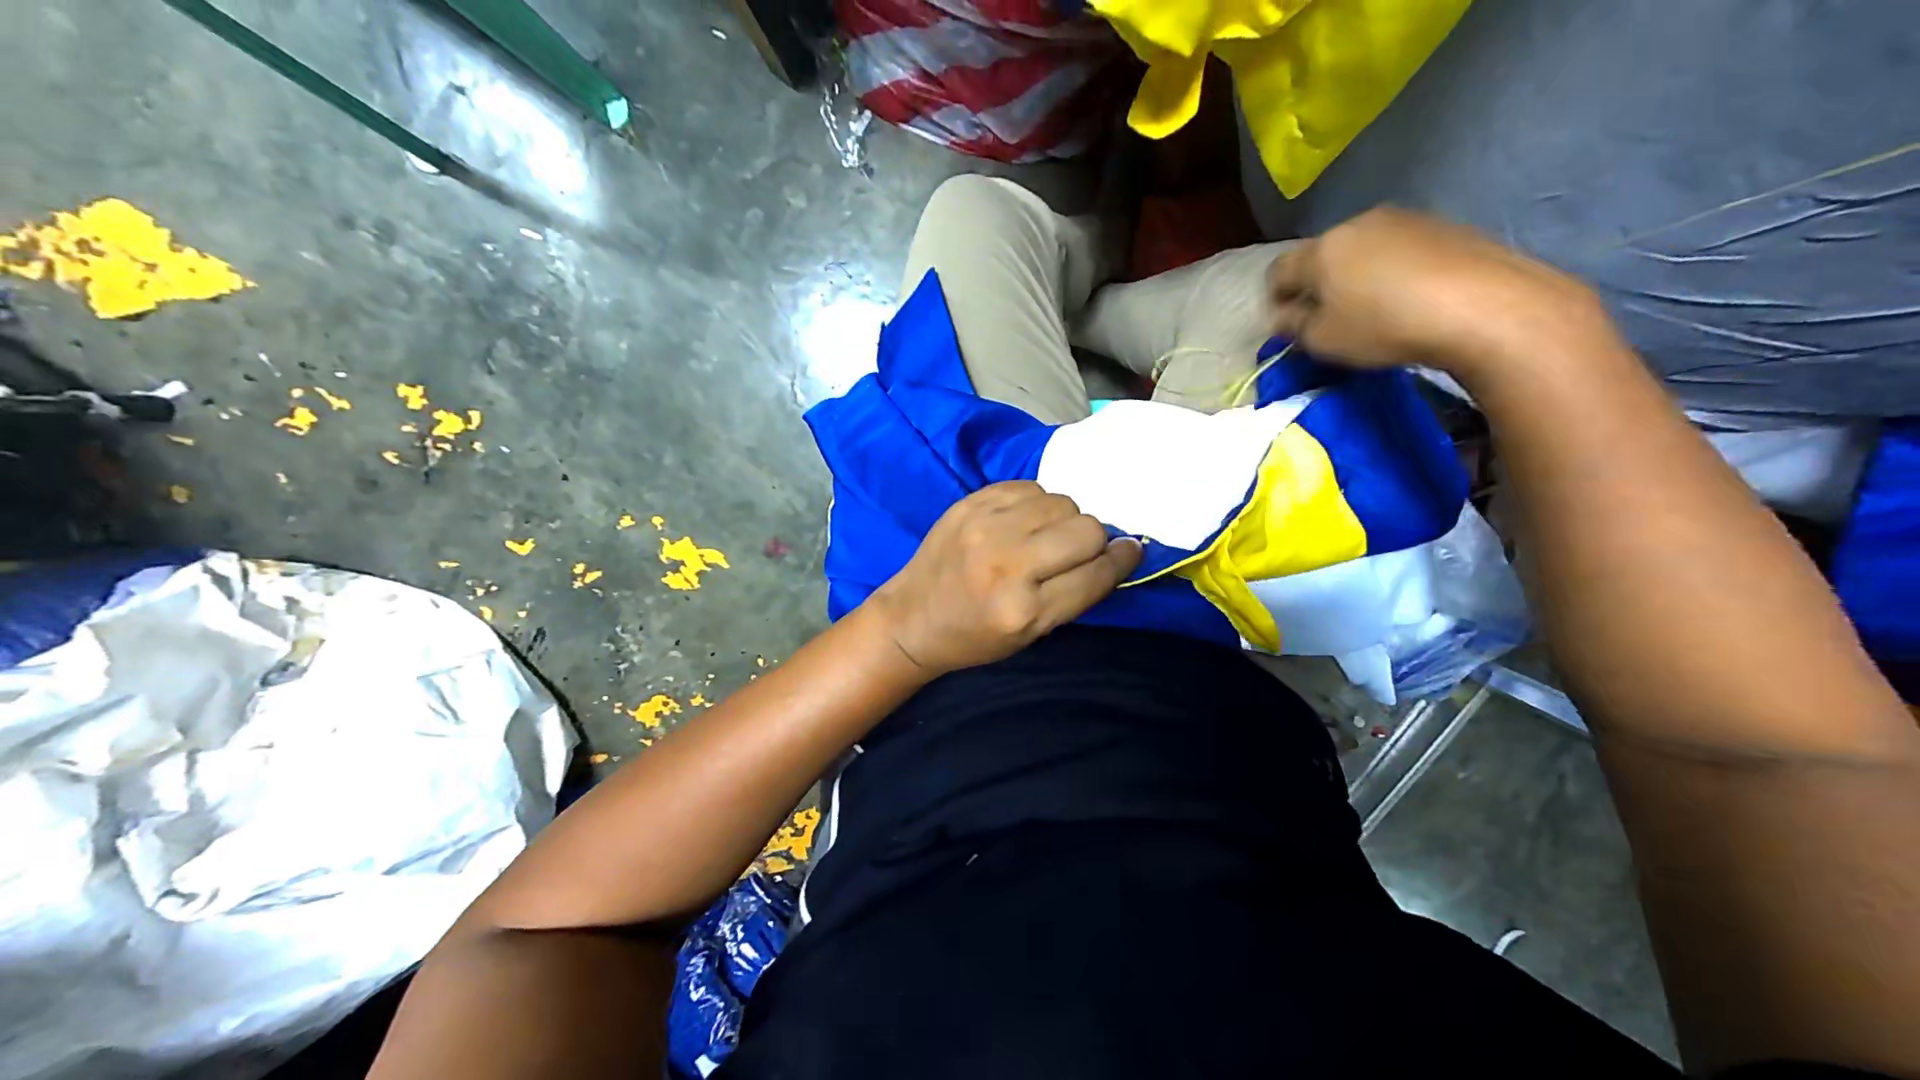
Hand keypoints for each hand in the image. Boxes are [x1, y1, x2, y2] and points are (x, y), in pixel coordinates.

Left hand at [864, 481, 1143, 677]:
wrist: (912, 617)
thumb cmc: (975, 636)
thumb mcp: (1031, 635)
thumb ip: (1076, 594)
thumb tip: (1121, 548)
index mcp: (1023, 610)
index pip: (1096, 574)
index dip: (1121, 562)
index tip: (1128, 552)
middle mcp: (1006, 563)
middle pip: (1086, 529)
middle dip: (1092, 541)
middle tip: (1073, 552)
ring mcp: (985, 527)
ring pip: (1062, 502)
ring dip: (1063, 519)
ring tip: (1043, 537)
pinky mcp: (970, 504)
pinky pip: (1030, 487)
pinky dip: (1036, 503)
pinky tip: (1020, 522)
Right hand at [1267, 208, 1616, 378]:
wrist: (1483, 305)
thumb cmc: (1384, 326)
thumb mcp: (1324, 340)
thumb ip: (1294, 326)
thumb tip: (1283, 316)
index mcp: (1320, 250)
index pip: (1278, 272)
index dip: (1274, 300)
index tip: (1287, 325)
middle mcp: (1357, 224)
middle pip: (1321, 256)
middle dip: (1317, 285)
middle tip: (1327, 319)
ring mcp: (1403, 219)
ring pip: (1361, 250)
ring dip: (1356, 276)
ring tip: (1371, 309)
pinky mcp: (1442, 225)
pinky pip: (1399, 250)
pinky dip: (1392, 272)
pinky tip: (1408, 299)